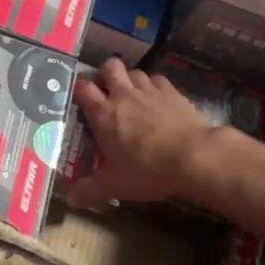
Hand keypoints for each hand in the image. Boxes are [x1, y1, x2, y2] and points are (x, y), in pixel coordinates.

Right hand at [66, 58, 216, 207]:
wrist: (193, 157)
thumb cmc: (148, 170)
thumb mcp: (116, 185)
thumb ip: (91, 190)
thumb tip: (71, 198)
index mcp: (104, 114)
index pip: (83, 88)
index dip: (79, 89)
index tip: (80, 97)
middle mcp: (124, 95)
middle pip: (110, 66)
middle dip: (106, 73)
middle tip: (108, 90)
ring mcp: (149, 90)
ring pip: (135, 71)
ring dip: (131, 80)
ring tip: (133, 95)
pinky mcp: (172, 92)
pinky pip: (158, 79)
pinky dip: (154, 86)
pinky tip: (158, 99)